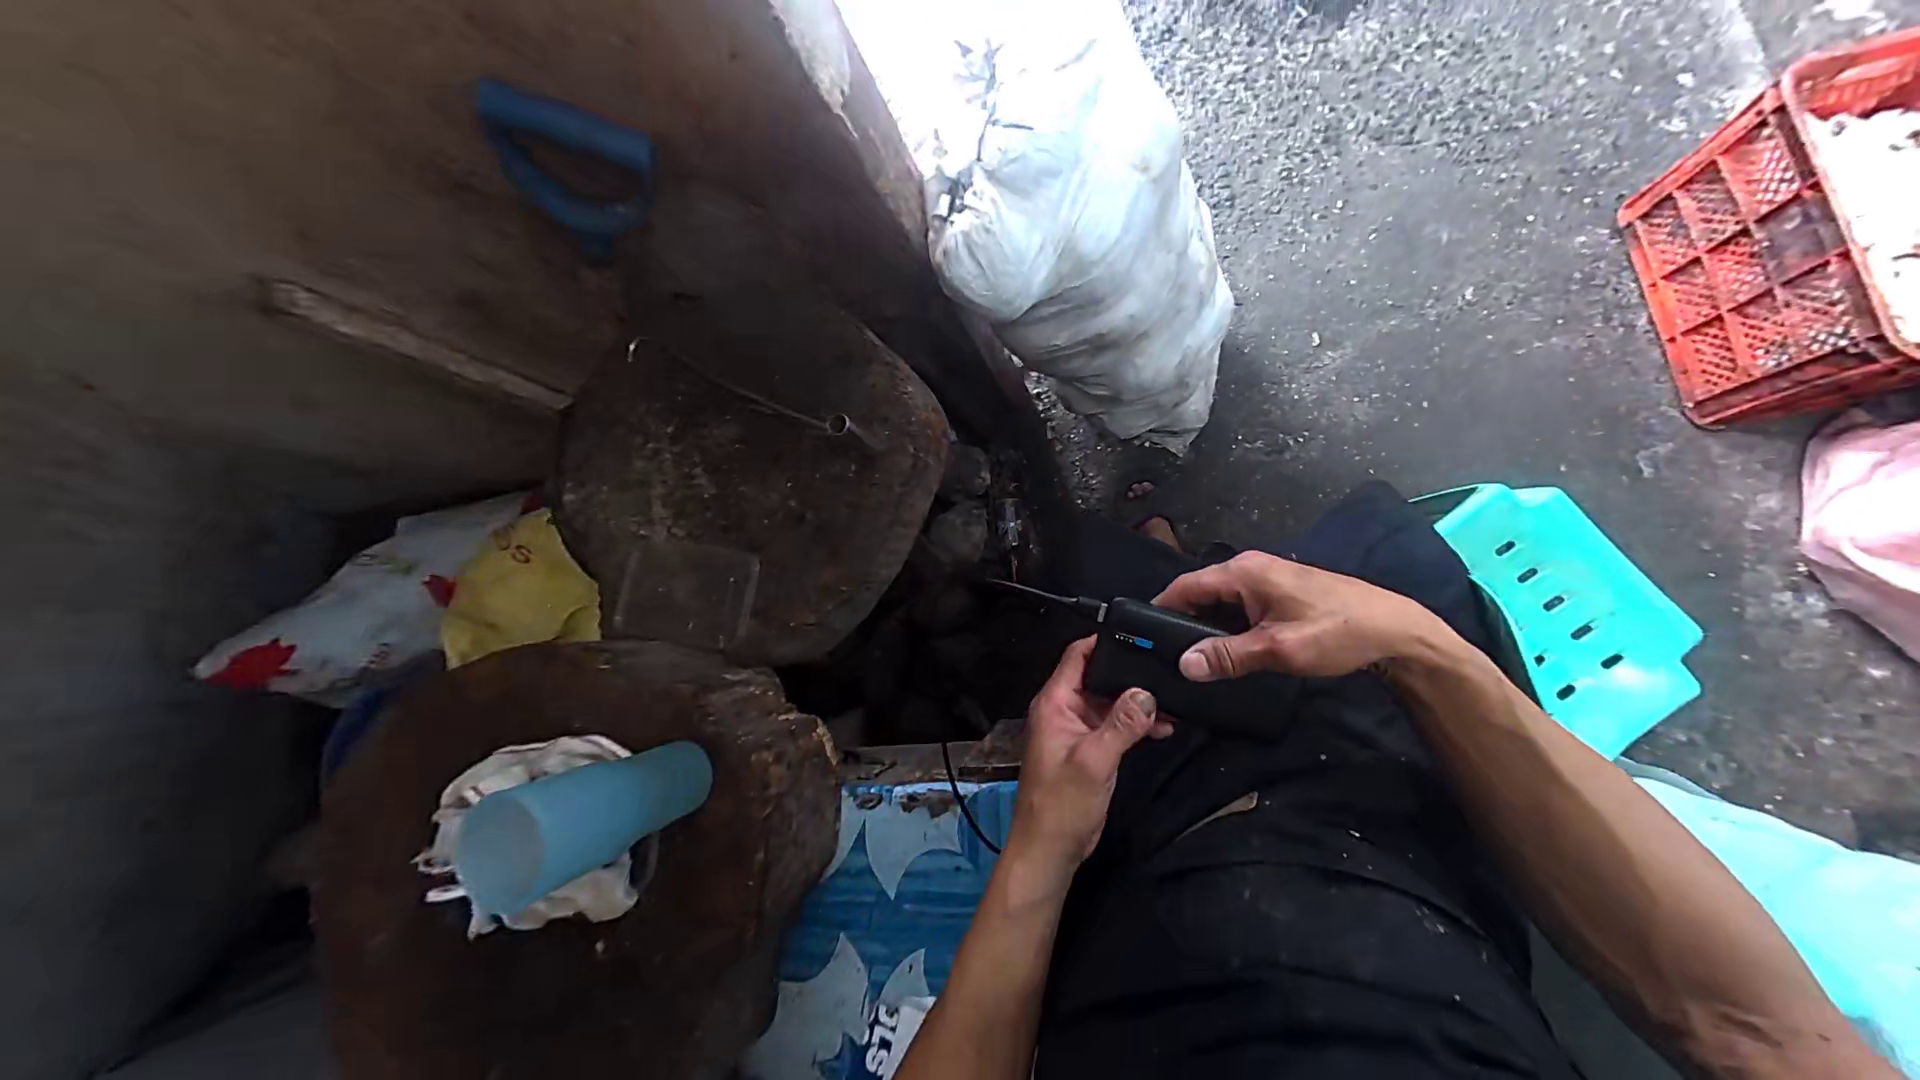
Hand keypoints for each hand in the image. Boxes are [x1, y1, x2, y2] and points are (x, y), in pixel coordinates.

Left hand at [1010, 637, 1171, 872]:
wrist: (1050, 848)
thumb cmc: (1060, 805)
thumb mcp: (1095, 760)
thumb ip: (1122, 724)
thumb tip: (1146, 694)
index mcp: (1054, 703)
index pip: (1077, 656)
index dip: (1103, 642)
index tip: (1137, 636)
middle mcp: (1063, 711)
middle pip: (1098, 677)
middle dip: (1129, 676)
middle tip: (1164, 673)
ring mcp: (1076, 730)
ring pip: (1109, 702)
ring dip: (1136, 704)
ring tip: (1170, 706)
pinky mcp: (1088, 748)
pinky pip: (1112, 725)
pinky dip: (1133, 725)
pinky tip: (1161, 727)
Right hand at [1153, 551, 1450, 679]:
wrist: (1398, 631)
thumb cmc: (1338, 633)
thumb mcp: (1279, 649)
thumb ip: (1228, 656)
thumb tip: (1184, 664)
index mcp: (1243, 571)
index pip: (1184, 586)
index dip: (1160, 609)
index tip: (1143, 636)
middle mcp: (1250, 566)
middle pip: (1199, 592)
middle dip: (1182, 621)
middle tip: (1167, 654)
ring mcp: (1267, 577)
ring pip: (1220, 600)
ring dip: (1206, 625)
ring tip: (1194, 657)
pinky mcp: (1280, 591)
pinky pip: (1239, 605)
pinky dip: (1227, 624)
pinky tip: (1228, 649)